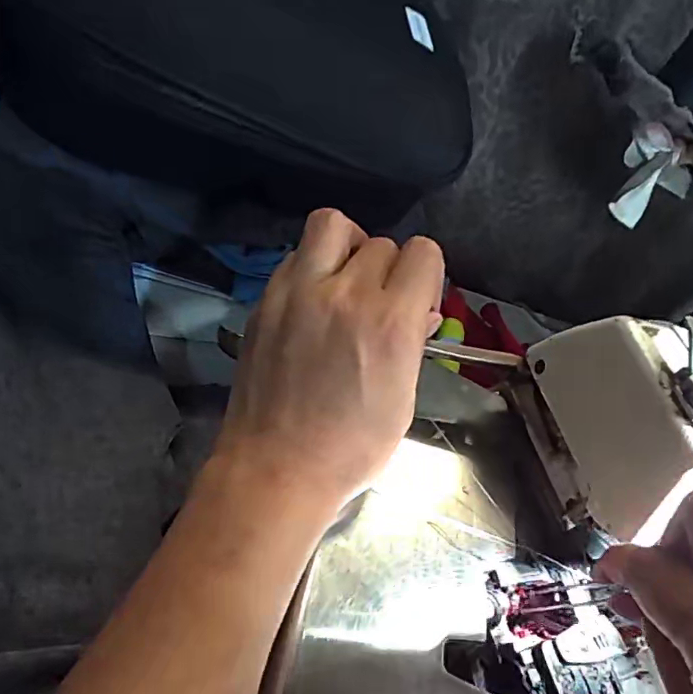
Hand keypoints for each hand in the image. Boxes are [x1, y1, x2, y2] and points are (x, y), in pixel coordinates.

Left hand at [213, 209, 444, 509]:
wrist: (277, 469)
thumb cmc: (350, 451)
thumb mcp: (402, 405)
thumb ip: (412, 348)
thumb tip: (418, 315)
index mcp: (390, 323)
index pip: (423, 253)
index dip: (427, 278)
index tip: (417, 304)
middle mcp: (345, 294)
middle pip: (381, 243)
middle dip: (390, 272)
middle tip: (379, 307)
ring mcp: (298, 293)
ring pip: (331, 225)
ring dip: (348, 246)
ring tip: (344, 282)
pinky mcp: (265, 302)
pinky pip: (295, 257)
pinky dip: (311, 269)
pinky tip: (311, 304)